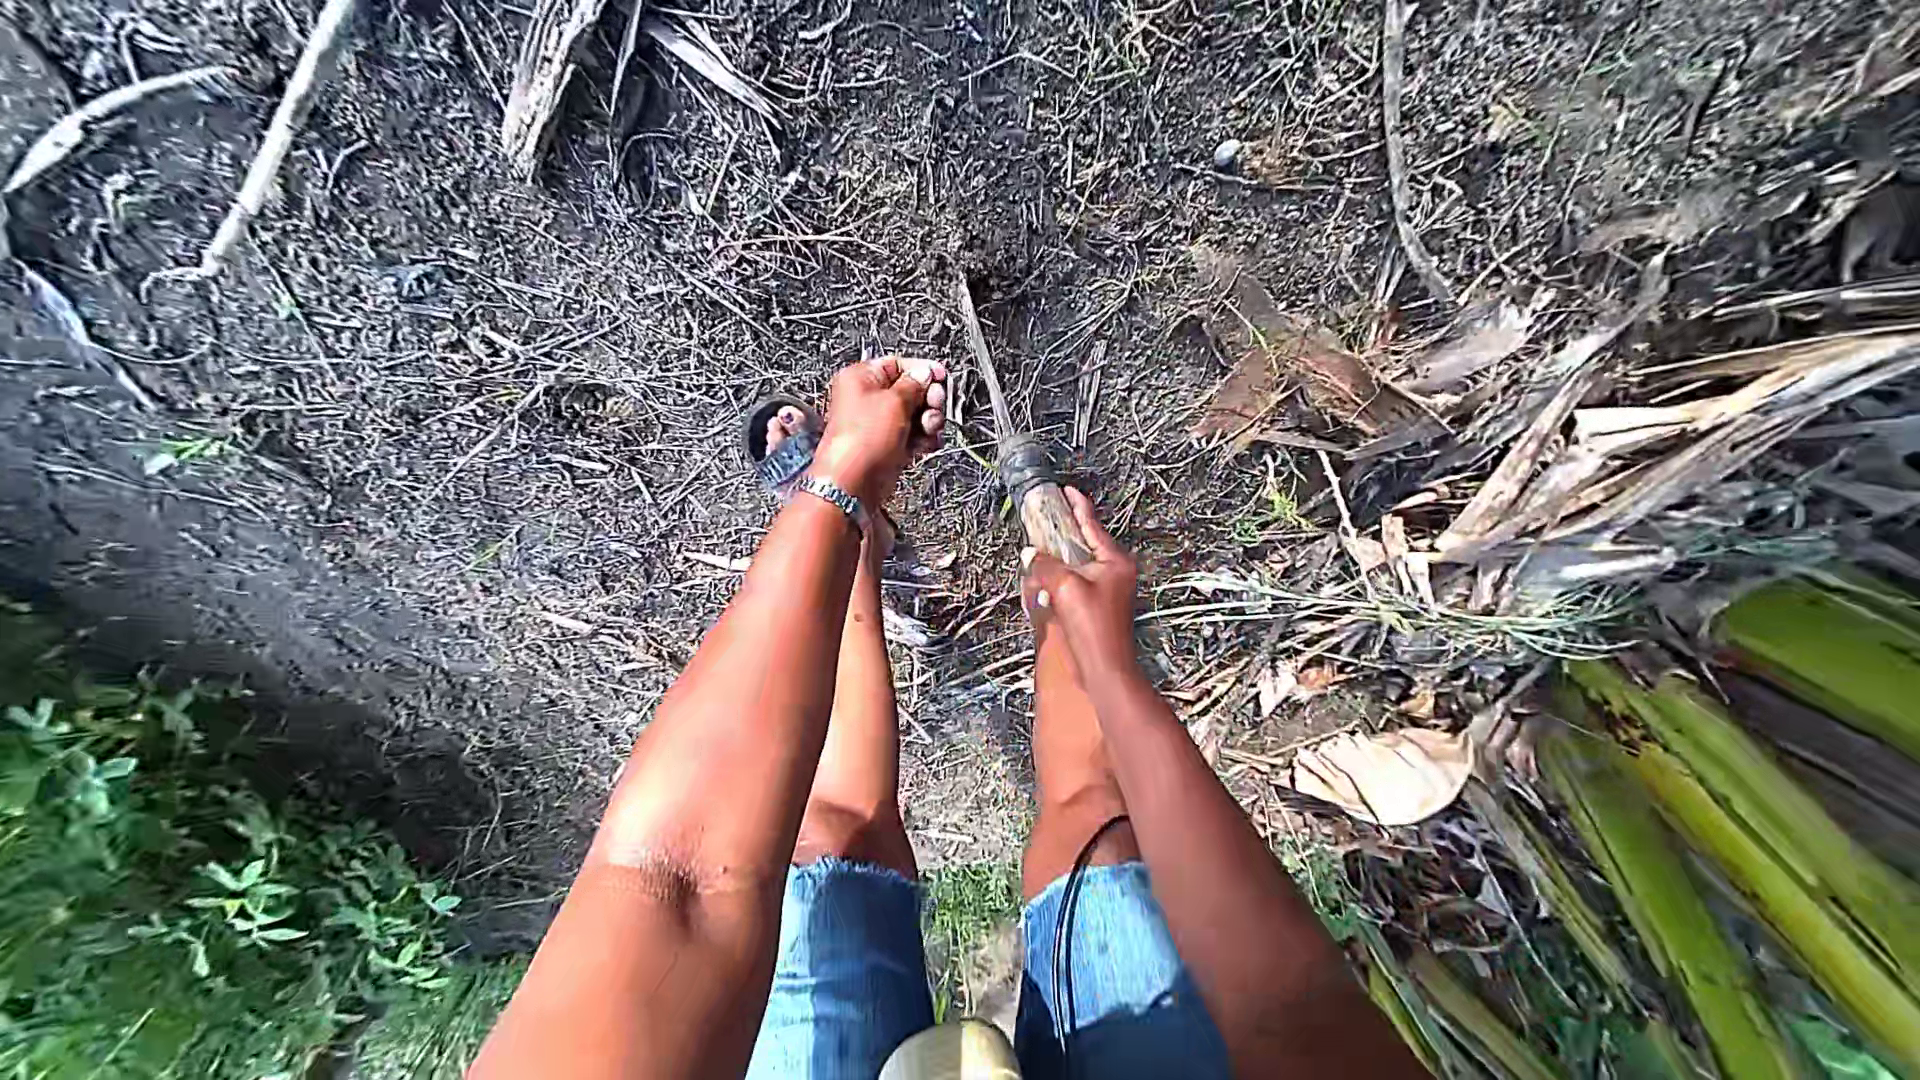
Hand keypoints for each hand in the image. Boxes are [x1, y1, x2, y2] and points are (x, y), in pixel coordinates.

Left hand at [812, 355, 946, 507]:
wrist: (854, 483)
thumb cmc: (862, 441)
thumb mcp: (895, 401)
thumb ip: (914, 384)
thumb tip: (925, 374)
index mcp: (861, 378)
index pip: (898, 364)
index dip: (922, 370)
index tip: (941, 377)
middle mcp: (868, 399)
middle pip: (910, 390)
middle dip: (928, 399)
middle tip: (935, 406)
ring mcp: (879, 424)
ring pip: (915, 415)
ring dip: (929, 421)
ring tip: (929, 429)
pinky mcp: (888, 446)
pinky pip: (914, 436)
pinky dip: (924, 439)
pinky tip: (928, 444)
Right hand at [1020, 487, 1138, 678]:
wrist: (1103, 668)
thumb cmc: (1095, 629)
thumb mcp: (1065, 587)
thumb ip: (1046, 565)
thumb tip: (1031, 554)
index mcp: (1115, 561)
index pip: (1092, 524)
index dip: (1077, 505)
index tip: (1067, 491)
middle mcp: (1115, 572)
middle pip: (1085, 543)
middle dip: (1063, 533)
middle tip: (1046, 519)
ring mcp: (1107, 589)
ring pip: (1078, 563)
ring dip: (1059, 559)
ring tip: (1040, 551)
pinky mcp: (1096, 605)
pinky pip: (1075, 582)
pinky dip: (1059, 579)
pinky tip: (1045, 581)